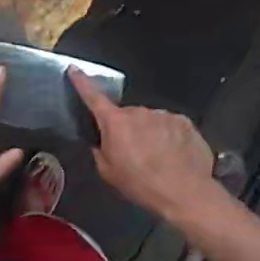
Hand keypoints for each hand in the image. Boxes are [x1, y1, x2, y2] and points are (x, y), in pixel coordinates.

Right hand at [69, 69, 221, 216]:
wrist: (184, 191)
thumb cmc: (140, 184)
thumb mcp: (109, 173)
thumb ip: (100, 151)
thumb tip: (101, 140)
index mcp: (116, 122)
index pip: (94, 97)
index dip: (82, 83)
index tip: (75, 69)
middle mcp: (139, 111)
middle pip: (128, 116)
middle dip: (128, 130)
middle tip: (133, 155)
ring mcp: (164, 114)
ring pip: (151, 121)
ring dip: (150, 134)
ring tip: (158, 160)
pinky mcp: (184, 121)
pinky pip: (171, 126)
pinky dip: (170, 138)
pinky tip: (174, 157)